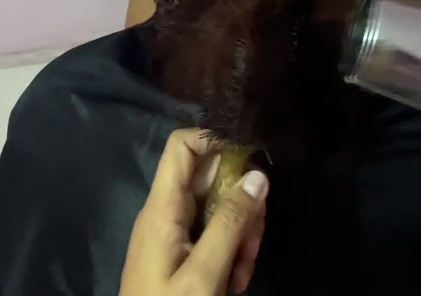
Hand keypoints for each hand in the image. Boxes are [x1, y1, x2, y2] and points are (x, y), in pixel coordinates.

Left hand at [121, 129, 268, 295]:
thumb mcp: (204, 275)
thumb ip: (231, 223)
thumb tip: (258, 175)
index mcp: (162, 208)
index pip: (183, 145)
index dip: (215, 140)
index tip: (250, 158)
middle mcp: (165, 214)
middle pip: (209, 178)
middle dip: (240, 200)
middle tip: (256, 235)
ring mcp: (172, 237)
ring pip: (216, 208)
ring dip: (239, 231)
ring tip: (245, 269)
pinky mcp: (180, 259)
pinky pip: (211, 236)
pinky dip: (229, 251)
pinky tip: (236, 281)